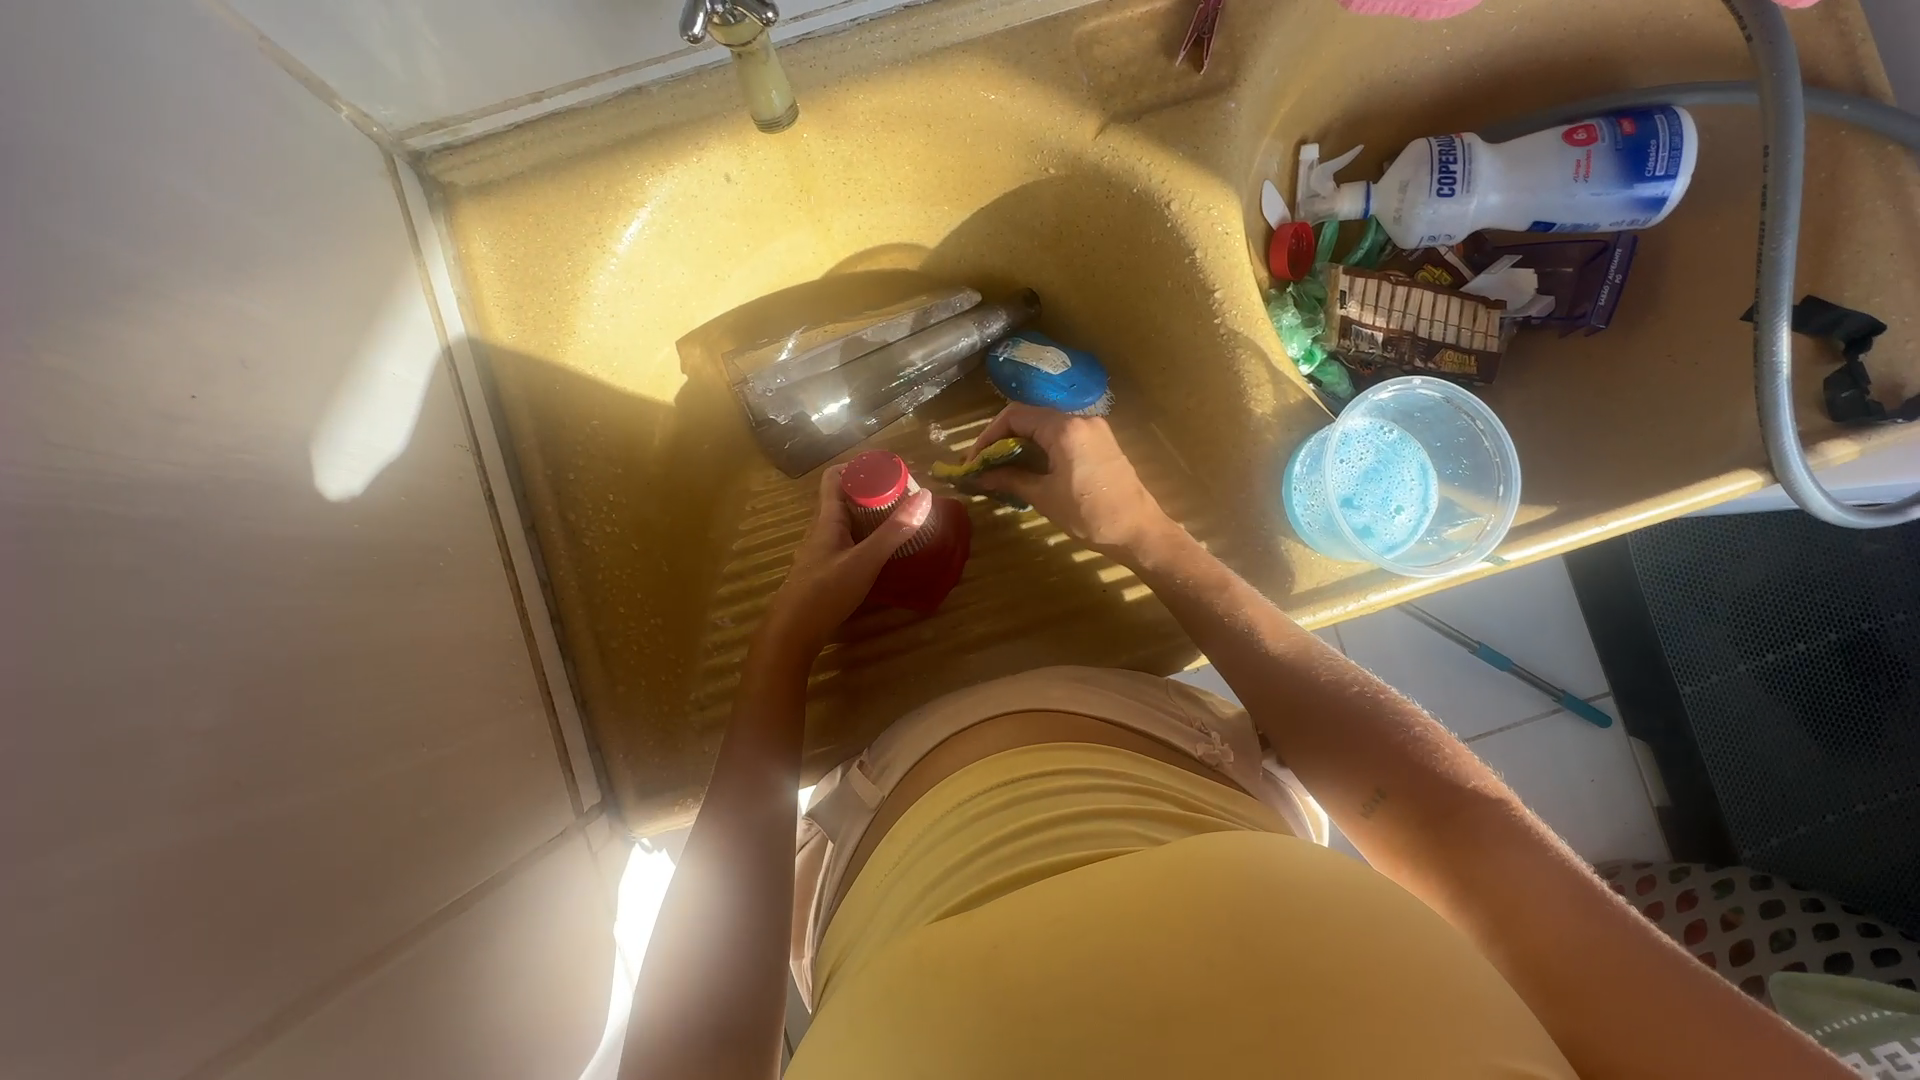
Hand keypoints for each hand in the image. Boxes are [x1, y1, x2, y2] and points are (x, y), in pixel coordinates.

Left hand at [754, 462, 933, 663]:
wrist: (792, 633)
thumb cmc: (825, 592)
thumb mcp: (864, 561)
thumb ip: (894, 532)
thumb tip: (923, 497)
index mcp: (827, 519)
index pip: (835, 477)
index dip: (859, 468)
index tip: (888, 471)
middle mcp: (822, 530)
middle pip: (845, 499)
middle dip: (873, 493)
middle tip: (903, 497)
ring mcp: (822, 552)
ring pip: (848, 523)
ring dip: (871, 517)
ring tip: (900, 520)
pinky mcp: (826, 571)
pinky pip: (849, 544)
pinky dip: (867, 539)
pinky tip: (884, 553)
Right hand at [966, 403, 1178, 557]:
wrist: (1139, 531)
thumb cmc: (1089, 516)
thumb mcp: (1044, 497)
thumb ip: (1010, 479)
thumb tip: (979, 475)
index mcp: (1064, 429)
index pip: (1014, 416)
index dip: (988, 436)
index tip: (974, 460)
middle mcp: (1080, 419)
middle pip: (1030, 417)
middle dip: (1002, 438)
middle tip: (984, 464)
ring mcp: (1093, 429)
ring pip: (1046, 425)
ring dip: (1021, 443)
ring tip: (1002, 468)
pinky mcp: (1101, 442)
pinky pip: (1063, 435)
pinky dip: (1041, 447)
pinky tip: (1030, 468)